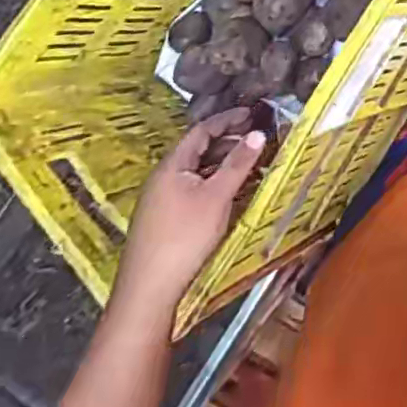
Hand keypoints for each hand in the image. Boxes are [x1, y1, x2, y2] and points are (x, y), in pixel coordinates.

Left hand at [113, 108, 266, 317]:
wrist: (148, 293)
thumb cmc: (184, 238)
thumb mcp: (217, 197)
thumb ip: (238, 163)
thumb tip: (258, 133)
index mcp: (172, 167)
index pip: (201, 131)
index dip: (227, 119)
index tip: (252, 113)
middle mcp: (163, 178)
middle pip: (198, 149)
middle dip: (228, 140)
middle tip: (256, 137)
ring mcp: (161, 200)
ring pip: (197, 170)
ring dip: (223, 162)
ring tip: (251, 163)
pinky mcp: (164, 219)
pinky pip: (194, 187)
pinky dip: (215, 181)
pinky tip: (231, 191)